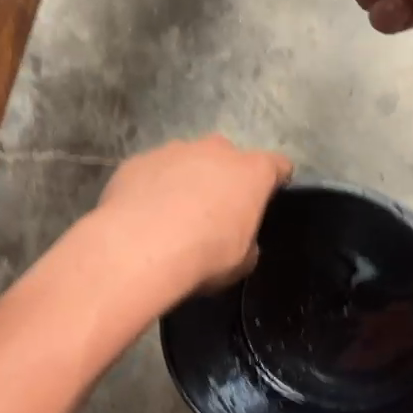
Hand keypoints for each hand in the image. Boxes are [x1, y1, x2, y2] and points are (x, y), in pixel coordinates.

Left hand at [93, 135, 290, 293]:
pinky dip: (148, 188)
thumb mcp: (241, 262)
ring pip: (184, 161)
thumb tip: (239, 241)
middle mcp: (214, 150)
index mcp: (252, 171)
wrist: (139, 249)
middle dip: (221, 179)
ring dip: (182, 180)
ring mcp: (172, 151)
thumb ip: (246, 243)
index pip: (276, 166)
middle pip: (226, 158)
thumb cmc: (203, 256)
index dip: (272, 181)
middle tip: (209, 212)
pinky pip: (148, 172)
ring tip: (167, 215)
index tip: (265, 197)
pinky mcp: (136, 161)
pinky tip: (139, 215)